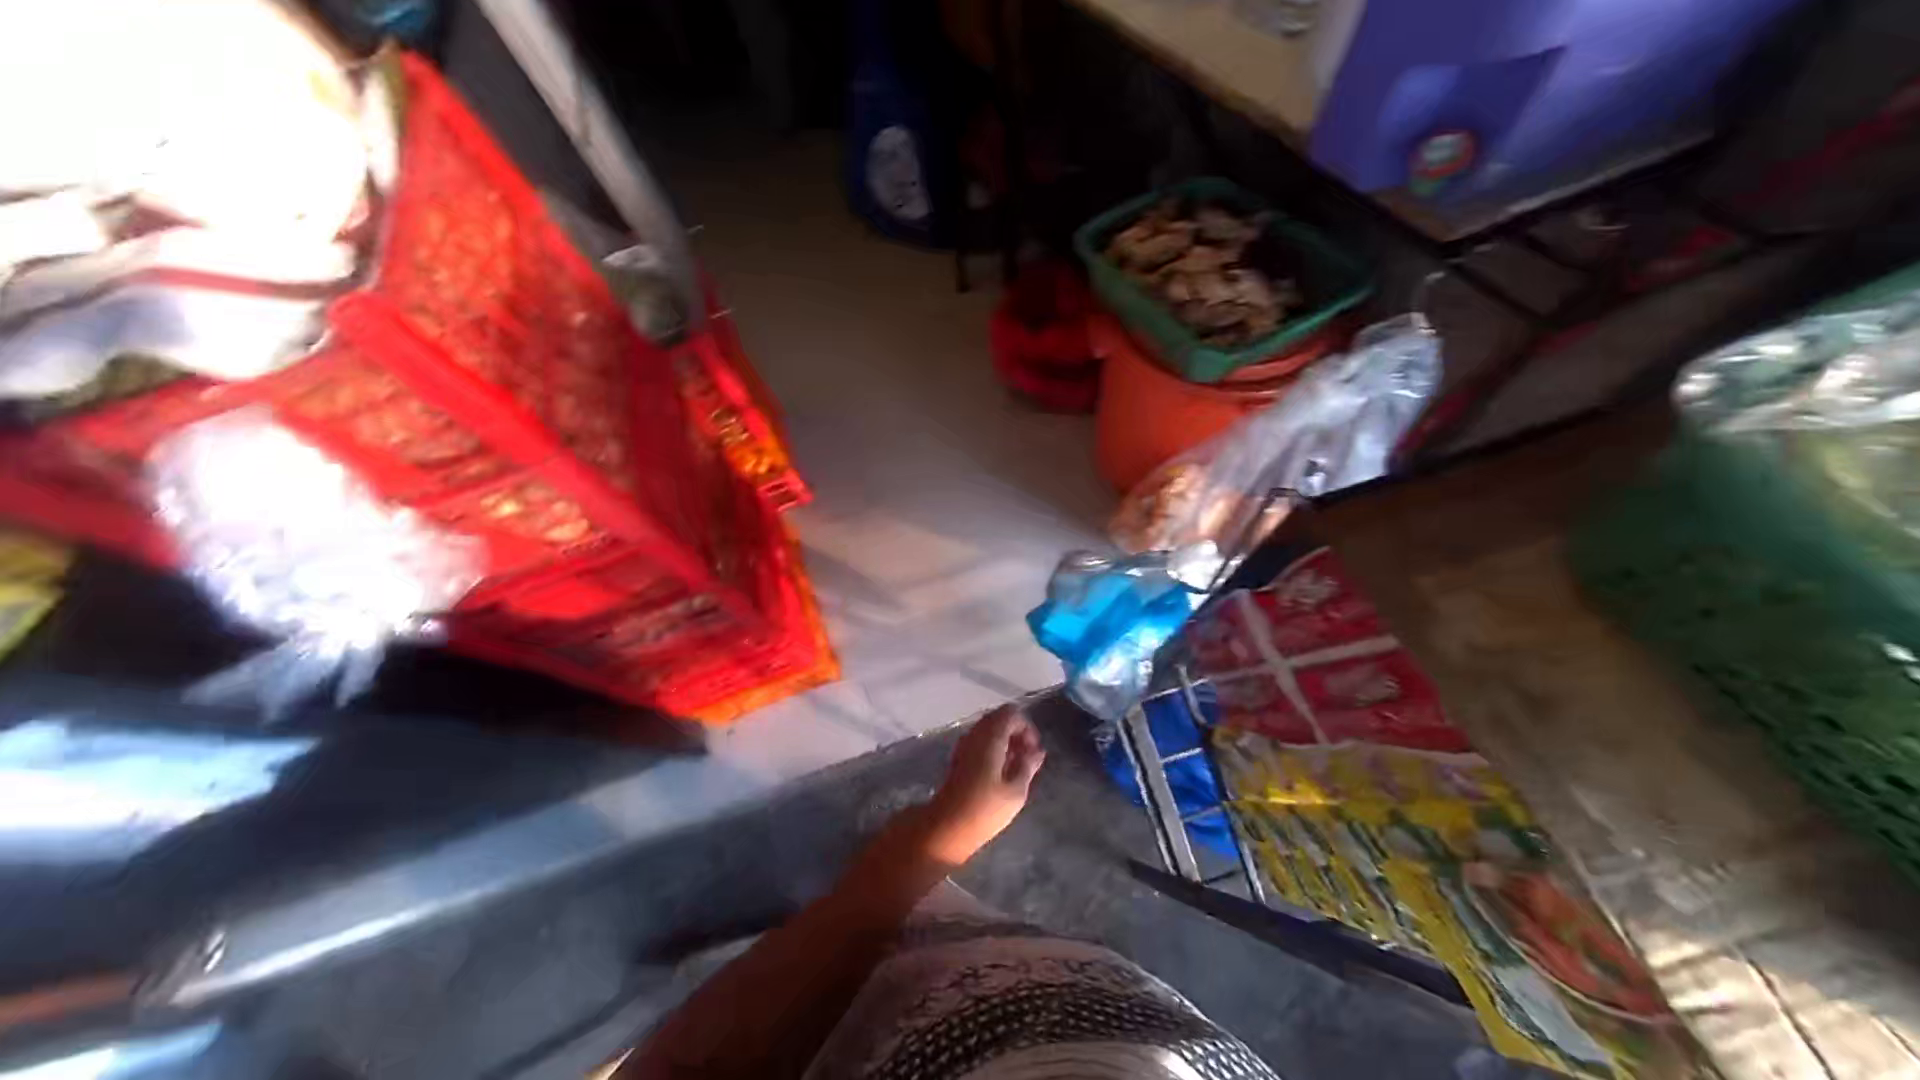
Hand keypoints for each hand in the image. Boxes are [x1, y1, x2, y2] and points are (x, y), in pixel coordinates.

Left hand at [924, 706, 1045, 863]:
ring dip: (1006, 742)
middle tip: (1028, 759)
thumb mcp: (1015, 791)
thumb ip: (1028, 766)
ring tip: (1018, 768)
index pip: (1011, 713)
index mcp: (990, 737)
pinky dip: (994, 750)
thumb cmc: (984, 809)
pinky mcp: (959, 758)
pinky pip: (980, 742)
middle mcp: (975, 734)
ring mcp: (964, 745)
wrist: (946, 827)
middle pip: (999, 719)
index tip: (1034, 751)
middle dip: (1017, 733)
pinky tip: (1002, 773)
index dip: (1028, 728)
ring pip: (989, 730)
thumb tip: (1037, 751)